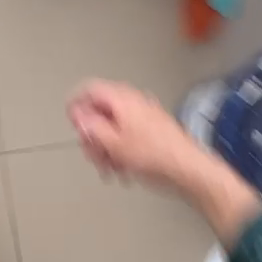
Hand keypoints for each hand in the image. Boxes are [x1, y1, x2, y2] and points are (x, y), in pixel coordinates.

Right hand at [67, 79, 212, 190]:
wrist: (189, 171)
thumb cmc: (156, 156)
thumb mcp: (113, 143)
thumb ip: (91, 127)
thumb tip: (78, 116)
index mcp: (122, 99)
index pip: (90, 90)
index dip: (77, 105)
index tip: (73, 124)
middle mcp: (133, 103)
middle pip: (100, 111)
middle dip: (93, 135)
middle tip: (93, 154)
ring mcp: (144, 116)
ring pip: (113, 126)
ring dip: (106, 147)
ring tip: (110, 168)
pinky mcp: (153, 131)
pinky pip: (127, 135)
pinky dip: (120, 150)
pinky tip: (124, 169)